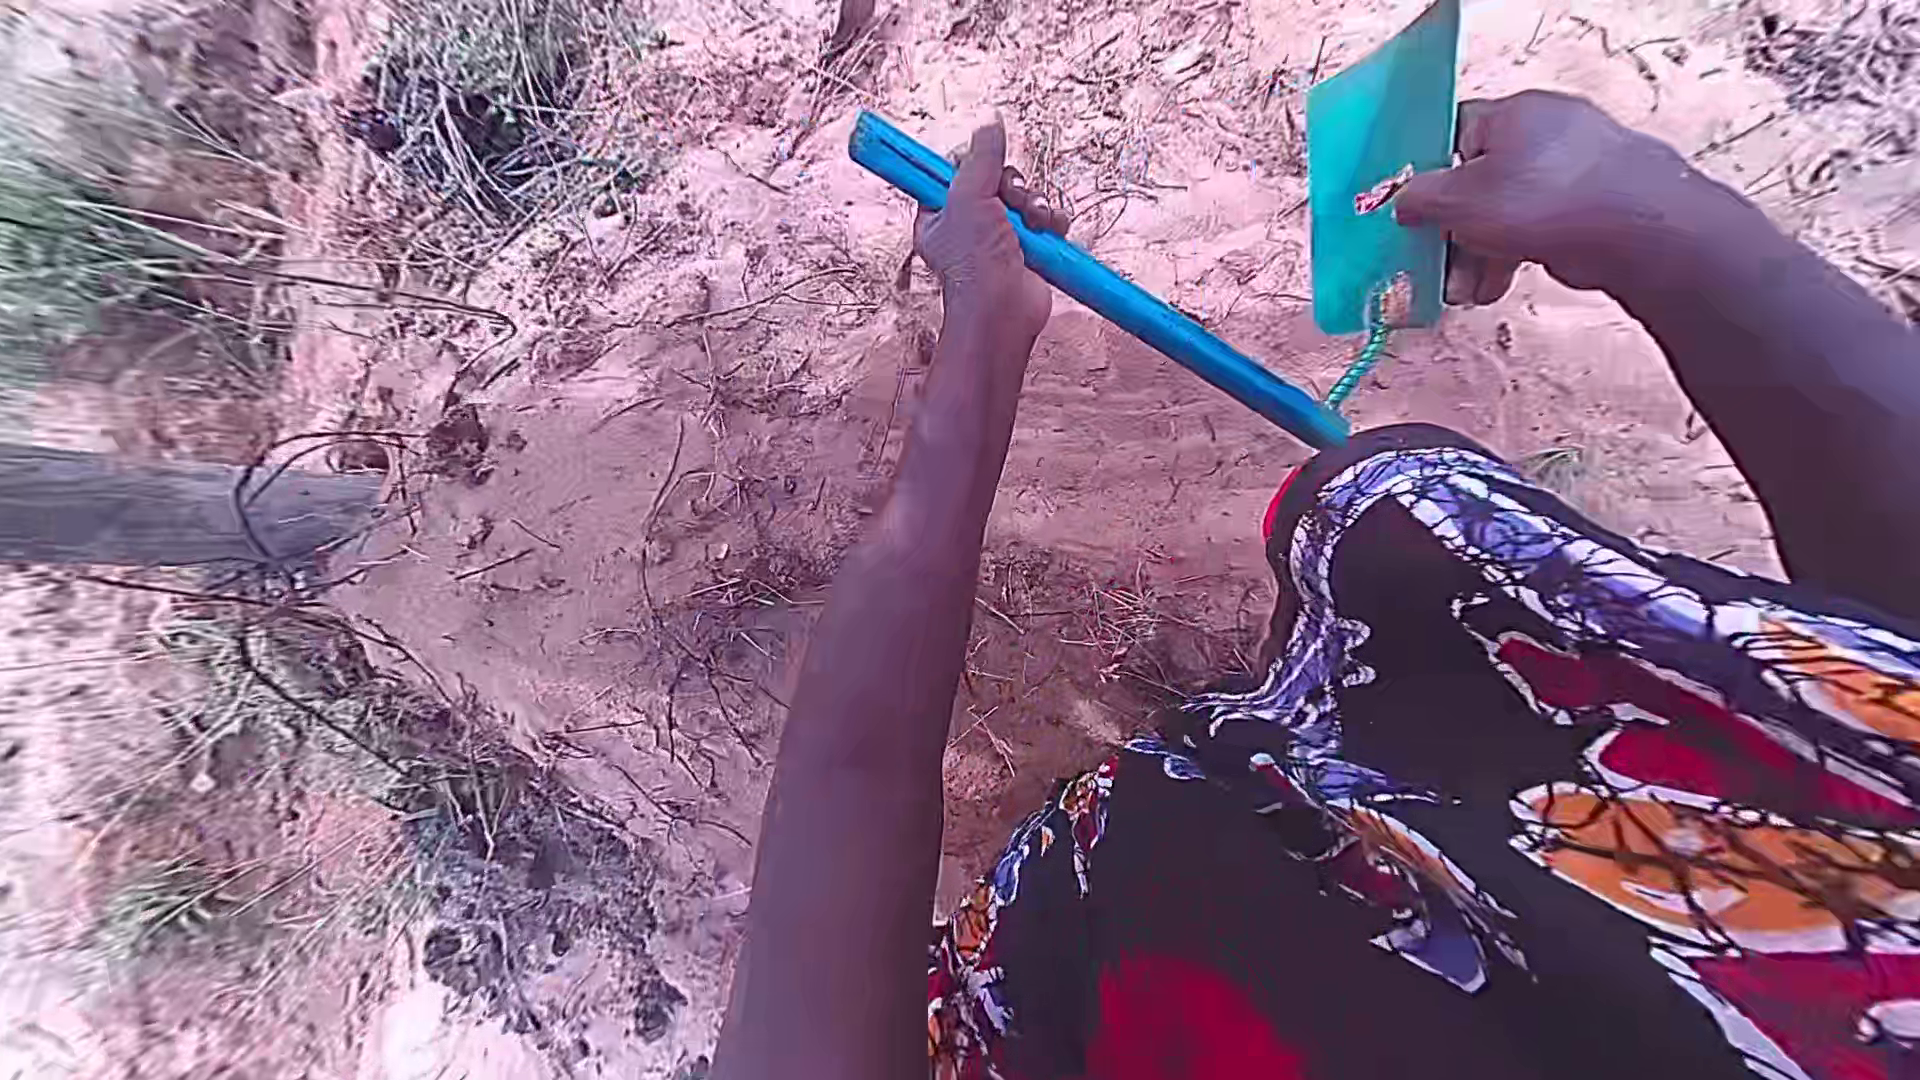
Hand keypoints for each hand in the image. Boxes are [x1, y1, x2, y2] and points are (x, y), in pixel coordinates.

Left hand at [914, 118, 1066, 339]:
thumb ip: (979, 157)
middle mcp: (968, 227)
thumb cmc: (974, 265)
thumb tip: (989, 122)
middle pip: (995, 180)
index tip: (980, 164)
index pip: (953, 173)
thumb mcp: (968, 197)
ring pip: (1023, 198)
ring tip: (1032, 222)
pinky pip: (1044, 221)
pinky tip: (1048, 231)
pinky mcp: (1028, 252)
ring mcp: (999, 240)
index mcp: (940, 217)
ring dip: (1033, 204)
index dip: (970, 164)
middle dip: (1010, 186)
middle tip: (1009, 200)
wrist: (1003, 310)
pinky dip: (1050, 223)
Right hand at [1394, 91, 1742, 304]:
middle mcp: (1542, 134)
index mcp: (1513, 116)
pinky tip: (1488, 288)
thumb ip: (1417, 197)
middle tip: (1429, 260)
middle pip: (1470, 183)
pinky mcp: (1580, 203)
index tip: (1402, 203)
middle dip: (1445, 230)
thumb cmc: (1536, 202)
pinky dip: (1501, 259)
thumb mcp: (1455, 199)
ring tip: (1460, 290)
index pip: (1451, 131)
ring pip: (1494, 214)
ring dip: (1468, 257)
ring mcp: (1564, 169)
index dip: (1420, 167)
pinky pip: (1523, 229)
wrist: (1633, 230)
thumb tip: (1404, 200)